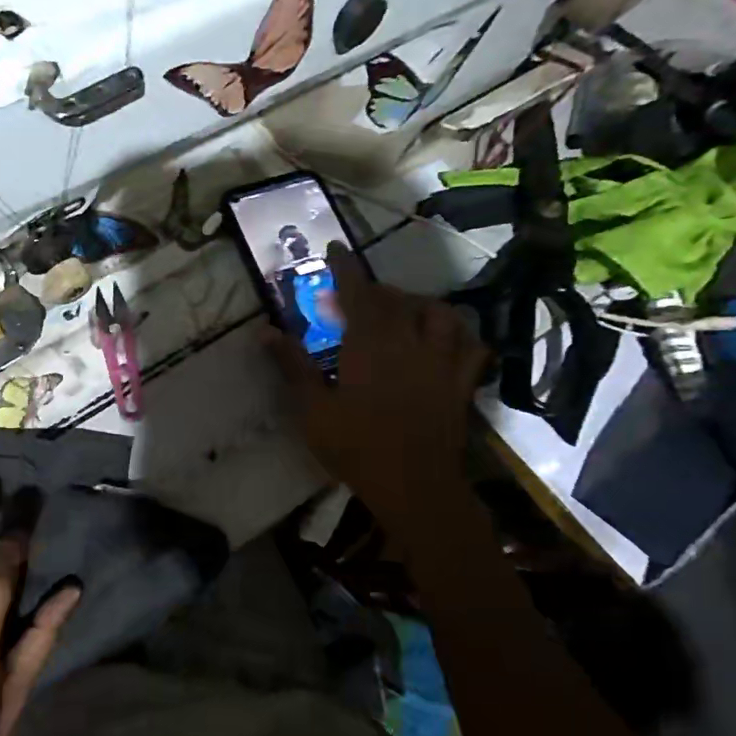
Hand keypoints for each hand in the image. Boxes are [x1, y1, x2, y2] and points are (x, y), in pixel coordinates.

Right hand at [266, 243, 487, 527]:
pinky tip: (447, 341)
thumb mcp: (313, 409)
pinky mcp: (461, 383)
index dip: (346, 267)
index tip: (336, 248)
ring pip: (440, 315)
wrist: (415, 487)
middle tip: (356, 297)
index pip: (358, 292)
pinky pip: (471, 347)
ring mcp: (441, 361)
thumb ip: (292, 366)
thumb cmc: (356, 447)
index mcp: (369, 344)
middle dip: (375, 290)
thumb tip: (264, 331)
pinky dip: (459, 336)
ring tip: (406, 312)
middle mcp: (409, 342)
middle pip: (396, 300)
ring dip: (420, 305)